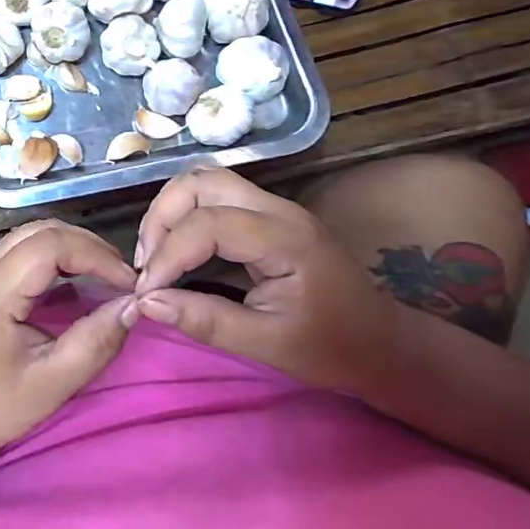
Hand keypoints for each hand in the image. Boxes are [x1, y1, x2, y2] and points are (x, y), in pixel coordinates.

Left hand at [0, 220, 137, 457]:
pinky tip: (80, 280)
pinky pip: (27, 249)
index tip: (130, 284)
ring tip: (108, 277)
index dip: (96, 256)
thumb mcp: (53, 382)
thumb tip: (133, 306)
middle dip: (89, 247)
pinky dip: (59, 255)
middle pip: (43, 231)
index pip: (51, 244)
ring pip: (35, 234)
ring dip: (75, 248)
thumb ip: (94, 342)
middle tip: (123, 278)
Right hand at [132, 168, 400, 391]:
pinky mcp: (265, 213)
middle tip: (147, 263)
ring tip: (155, 253)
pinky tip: (174, 247)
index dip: (168, 255)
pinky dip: (183, 214)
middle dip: (161, 217)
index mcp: (285, 239)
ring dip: (169, 210)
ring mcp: (273, 206)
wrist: (384, 344)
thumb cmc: (332, 348)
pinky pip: (212, 195)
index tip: (146, 292)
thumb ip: (206, 320)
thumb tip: (145, 303)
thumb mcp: (269, 345)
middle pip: (200, 182)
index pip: (207, 225)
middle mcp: (277, 209)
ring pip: (203, 180)